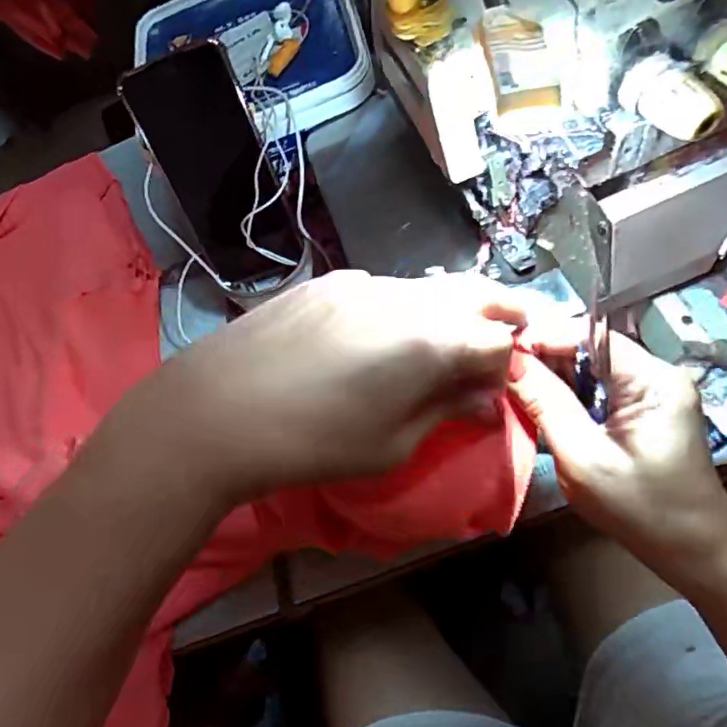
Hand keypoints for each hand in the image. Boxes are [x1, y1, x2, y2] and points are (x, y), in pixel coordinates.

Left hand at [109, 270, 575, 502]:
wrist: (214, 409)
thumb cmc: (312, 443)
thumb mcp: (391, 444)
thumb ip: (446, 410)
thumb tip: (483, 396)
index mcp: (431, 341)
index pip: (499, 342)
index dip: (511, 364)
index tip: (504, 385)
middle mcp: (406, 297)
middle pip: (476, 295)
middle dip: (503, 314)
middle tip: (513, 335)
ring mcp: (362, 282)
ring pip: (430, 288)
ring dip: (451, 310)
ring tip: (446, 340)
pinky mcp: (326, 282)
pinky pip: (385, 289)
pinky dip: (405, 308)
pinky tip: (382, 336)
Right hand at [508, 331, 726, 570]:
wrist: (696, 553)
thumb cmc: (643, 510)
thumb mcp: (584, 459)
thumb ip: (546, 405)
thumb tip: (509, 363)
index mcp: (652, 379)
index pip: (587, 335)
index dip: (542, 339)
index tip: (501, 356)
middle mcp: (656, 375)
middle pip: (587, 349)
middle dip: (544, 361)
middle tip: (501, 379)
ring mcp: (652, 393)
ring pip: (588, 370)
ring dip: (553, 381)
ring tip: (516, 395)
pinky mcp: (644, 412)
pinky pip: (597, 391)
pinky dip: (569, 399)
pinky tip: (544, 412)